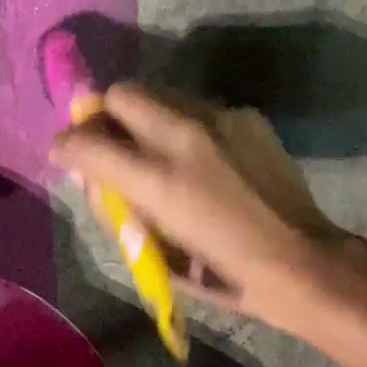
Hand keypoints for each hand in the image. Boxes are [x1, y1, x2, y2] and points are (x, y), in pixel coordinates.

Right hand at [50, 84, 366, 332]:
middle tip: (110, 141)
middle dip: (106, 114)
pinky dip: (184, 123)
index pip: (86, 141)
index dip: (66, 145)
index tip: (66, 153)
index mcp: (158, 180)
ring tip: (156, 147)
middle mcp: (184, 136)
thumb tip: (94, 180)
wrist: (301, 260)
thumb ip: (119, 210)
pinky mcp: (246, 116)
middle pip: (122, 94)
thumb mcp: (156, 254)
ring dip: (146, 115)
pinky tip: (201, 154)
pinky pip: (197, 105)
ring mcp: (219, 119)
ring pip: (160, 92)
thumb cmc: (223, 274)